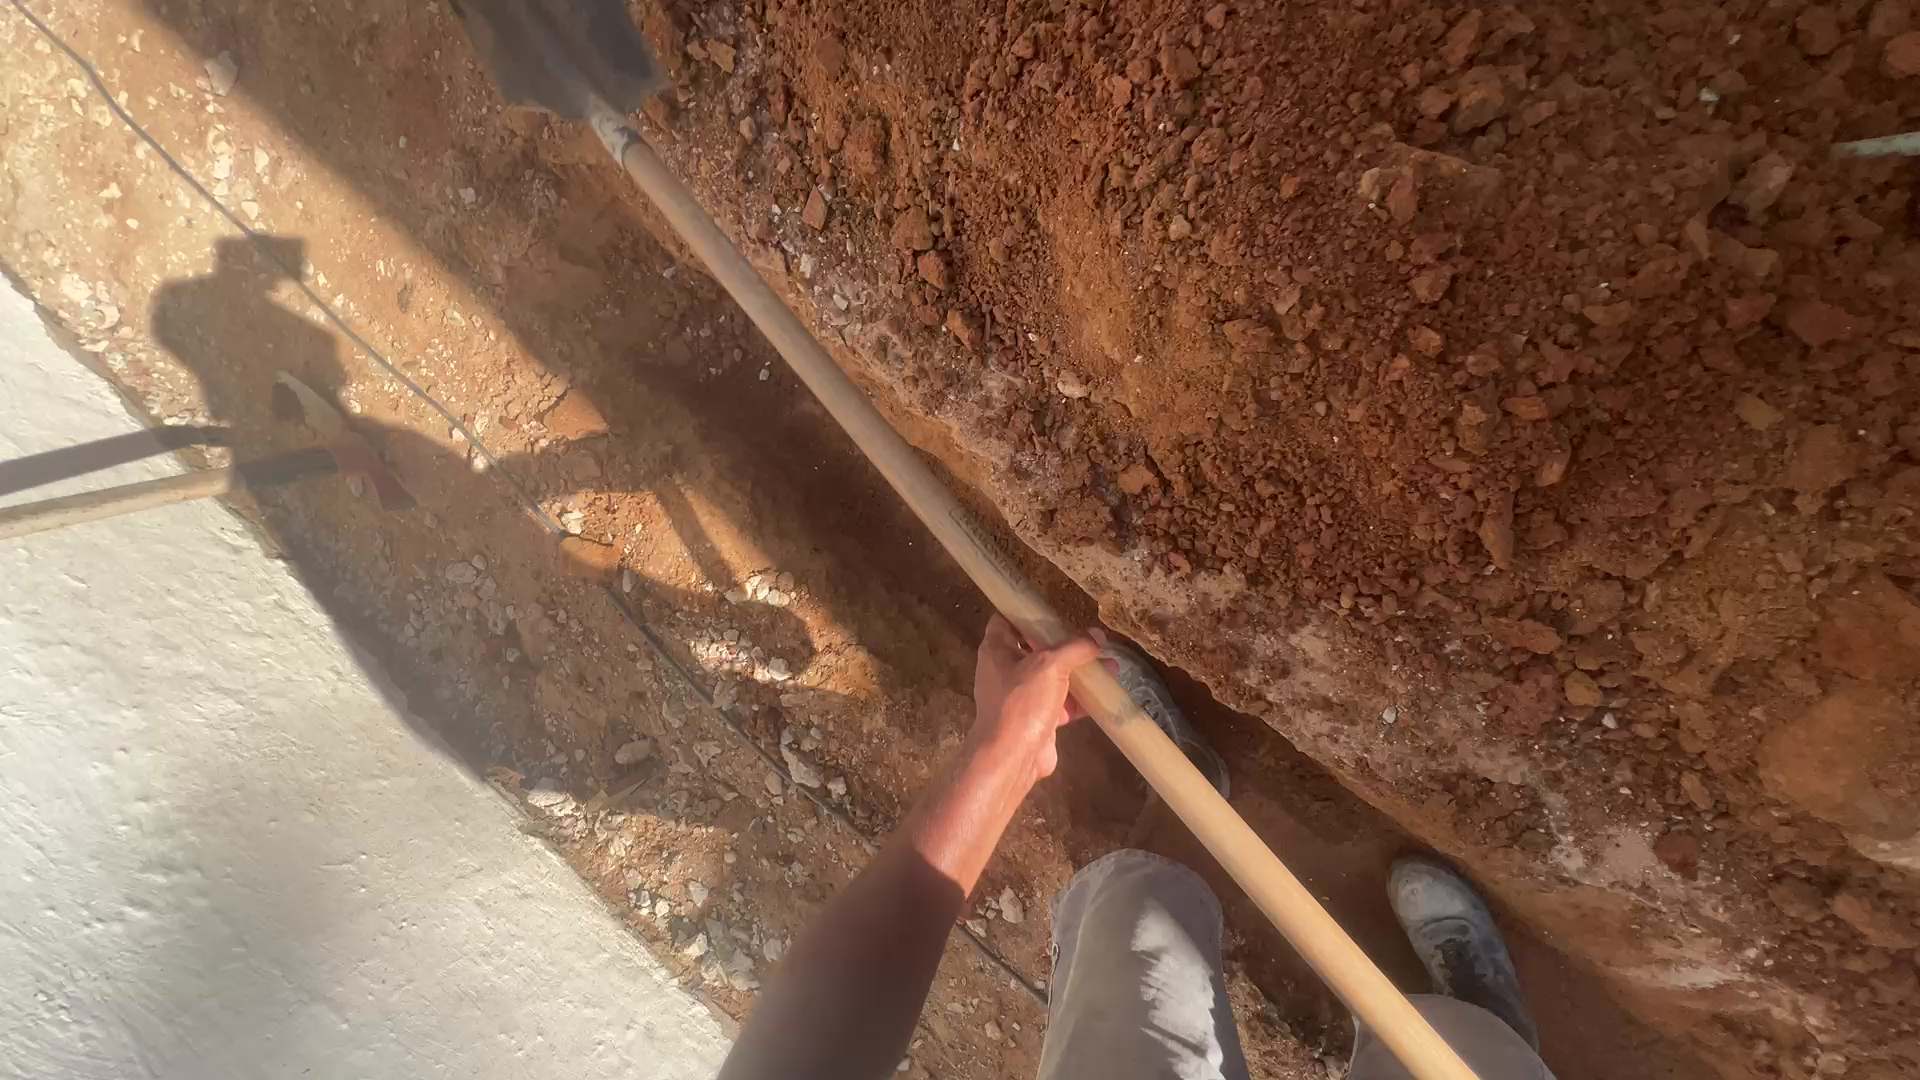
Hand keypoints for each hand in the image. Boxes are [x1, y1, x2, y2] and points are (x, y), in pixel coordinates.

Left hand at [970, 615, 1104, 782]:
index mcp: (997, 649)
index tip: (1050, 605)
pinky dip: (1082, 697)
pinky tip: (1106, 692)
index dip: (1025, 610)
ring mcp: (1022, 695)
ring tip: (1109, 664)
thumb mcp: (1050, 665)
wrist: (1013, 757)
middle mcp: (1006, 670)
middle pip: (1035, 647)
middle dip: (1064, 643)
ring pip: (1053, 676)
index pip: (1006, 619)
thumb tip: (1097, 636)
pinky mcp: (1038, 718)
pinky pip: (1063, 701)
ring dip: (1079, 671)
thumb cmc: (1022, 702)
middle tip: (1089, 636)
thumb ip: (1075, 647)